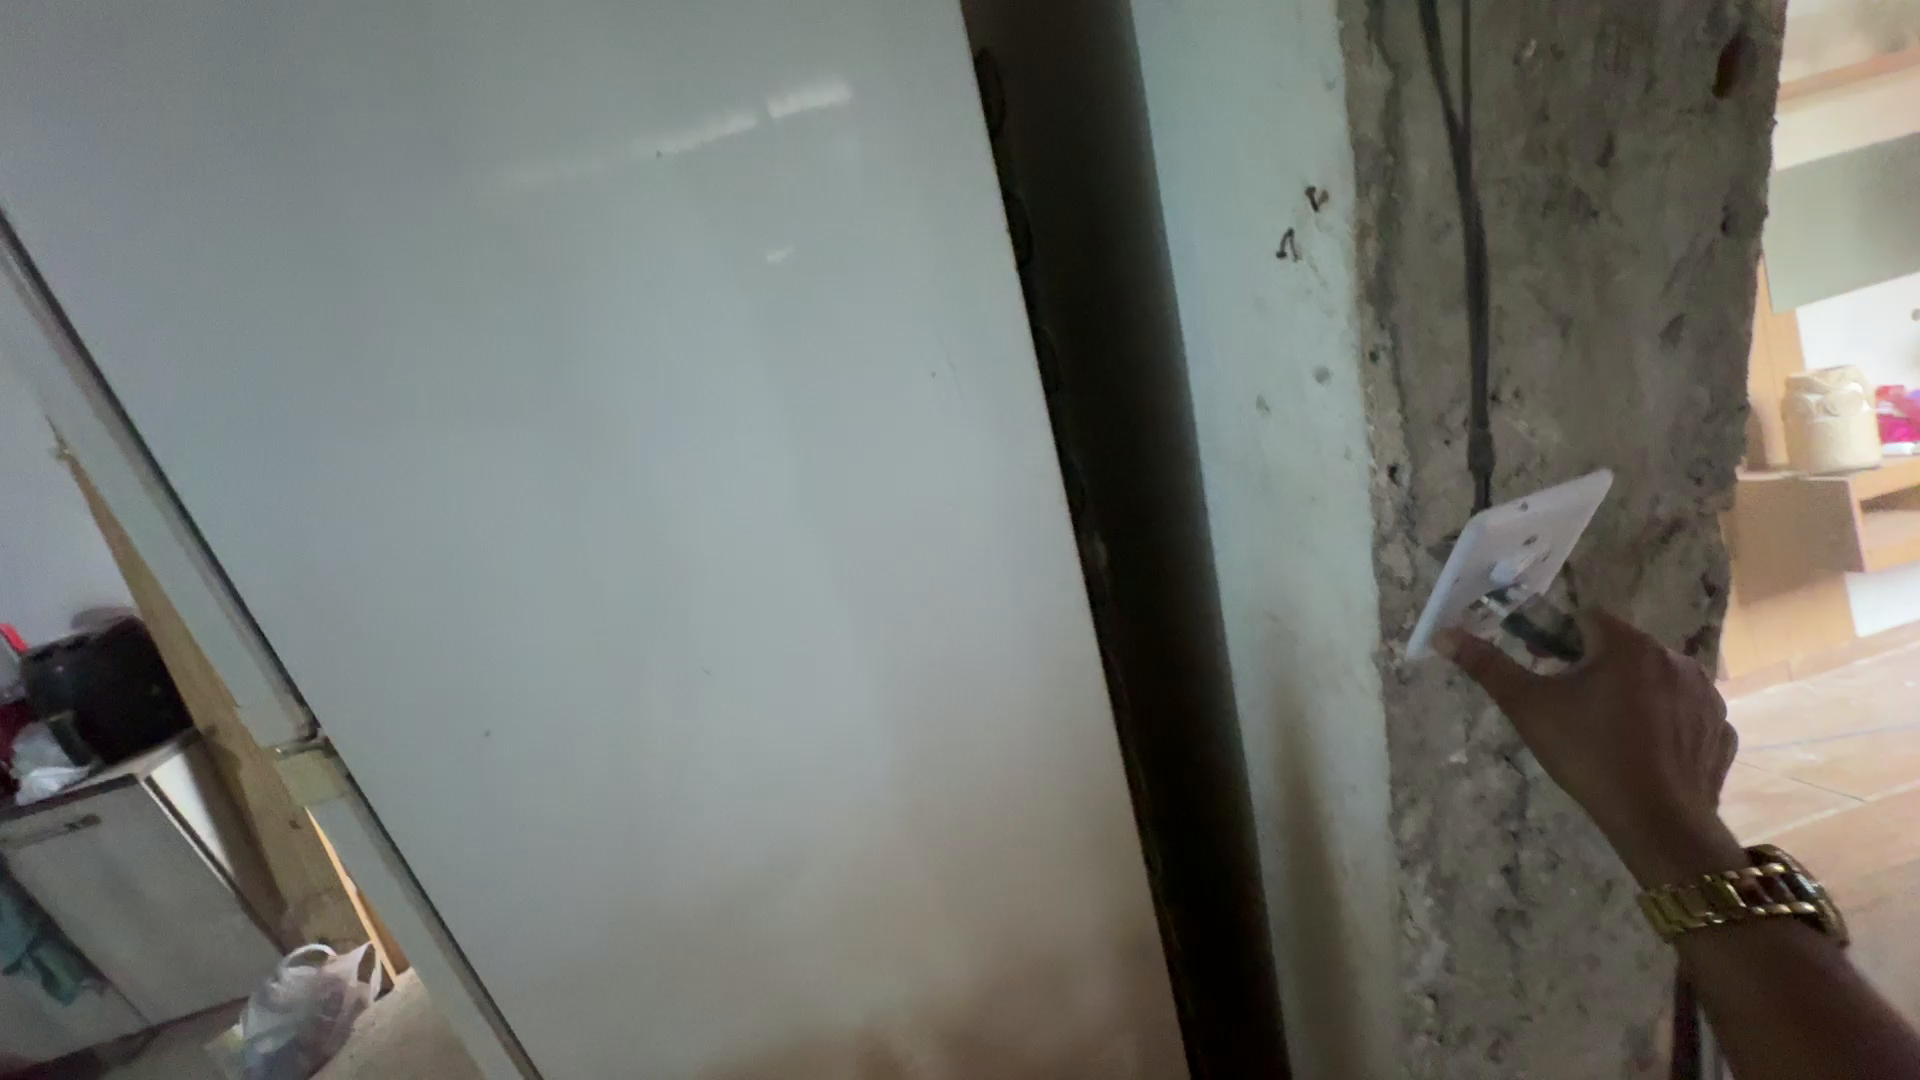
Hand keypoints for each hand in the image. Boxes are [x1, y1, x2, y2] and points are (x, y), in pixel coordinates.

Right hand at [1438, 610, 1744, 885]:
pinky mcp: (1721, 730)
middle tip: (1564, 699)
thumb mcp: (1525, 705)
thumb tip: (1443, 634)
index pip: (1585, 617)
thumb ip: (1486, 664)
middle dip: (1590, 662)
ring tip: (1602, 725)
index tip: (1539, 665)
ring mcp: (1707, 695)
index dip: (1555, 635)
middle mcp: (1675, 659)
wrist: (1657, 820)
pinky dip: (1661, 718)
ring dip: (1628, 688)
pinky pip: (1683, 709)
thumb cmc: (1586, 752)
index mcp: (1628, 646)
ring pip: (1653, 676)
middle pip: (1620, 646)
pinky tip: (1640, 745)